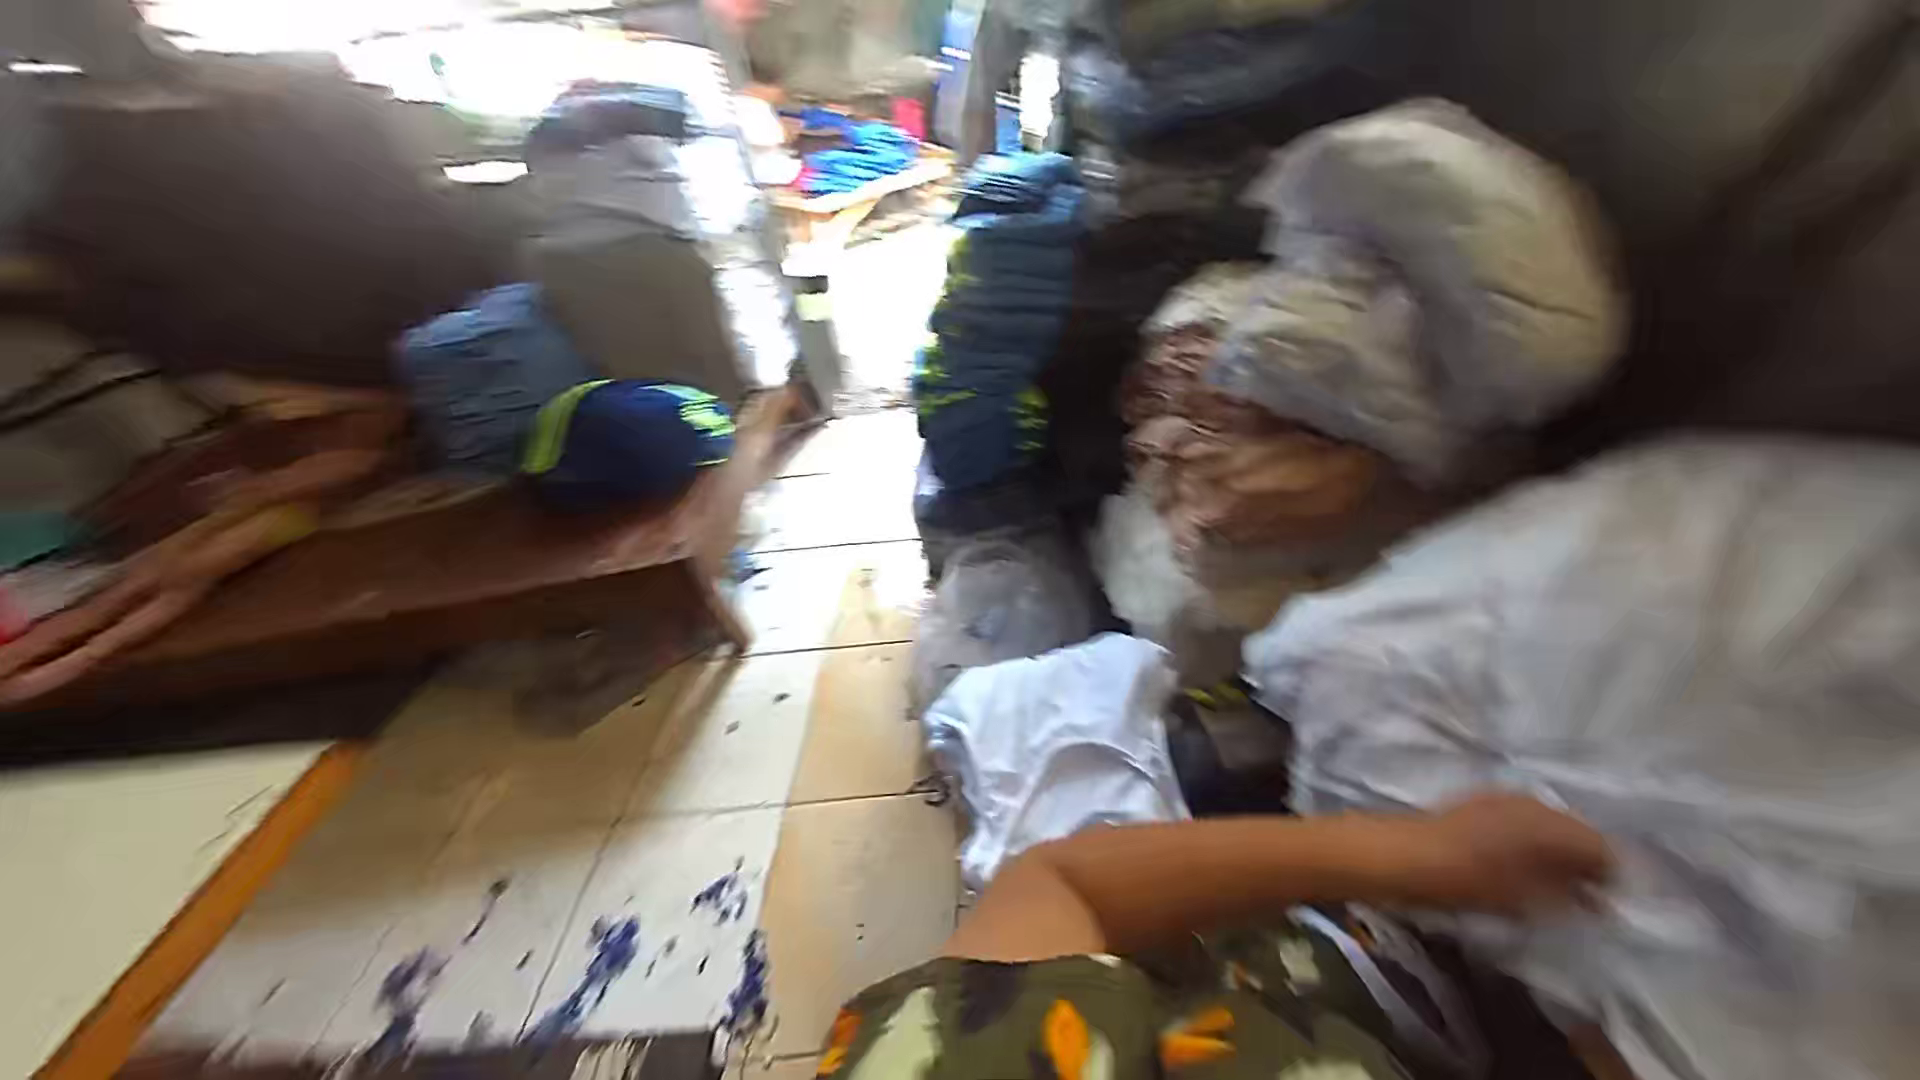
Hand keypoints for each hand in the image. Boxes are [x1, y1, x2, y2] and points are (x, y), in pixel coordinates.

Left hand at [1378, 793, 1613, 916]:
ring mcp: (1503, 794)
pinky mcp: (1476, 795)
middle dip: (1580, 856)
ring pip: (1546, 818)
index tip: (1600, 901)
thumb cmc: (1476, 883)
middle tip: (1575, 888)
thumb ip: (1574, 896)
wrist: (1411, 854)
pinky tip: (1512, 852)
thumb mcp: (1537, 901)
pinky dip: (1523, 830)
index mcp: (1560, 828)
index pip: (1605, 850)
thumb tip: (1593, 897)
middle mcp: (1536, 803)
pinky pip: (1516, 812)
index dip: (1607, 878)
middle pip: (1576, 829)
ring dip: (1551, 842)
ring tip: (1543, 872)